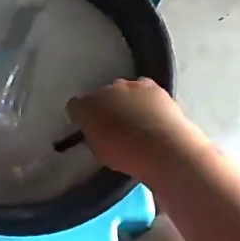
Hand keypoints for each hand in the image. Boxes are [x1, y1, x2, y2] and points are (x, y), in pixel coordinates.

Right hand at [66, 78, 207, 179]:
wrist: (164, 148)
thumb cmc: (127, 155)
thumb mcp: (99, 151)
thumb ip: (93, 134)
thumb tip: (97, 130)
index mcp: (86, 107)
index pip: (75, 106)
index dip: (80, 116)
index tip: (87, 125)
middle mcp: (104, 91)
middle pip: (99, 96)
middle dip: (103, 107)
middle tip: (113, 124)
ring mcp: (128, 86)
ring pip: (121, 90)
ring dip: (123, 101)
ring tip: (135, 120)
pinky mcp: (151, 86)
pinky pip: (142, 88)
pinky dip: (143, 98)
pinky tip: (150, 113)